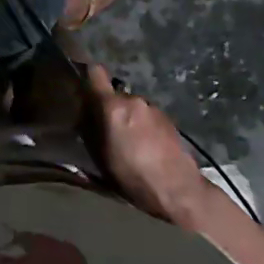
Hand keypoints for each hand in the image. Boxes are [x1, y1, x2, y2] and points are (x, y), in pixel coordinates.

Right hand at [82, 64, 212, 223]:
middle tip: (109, 131)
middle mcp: (133, 100)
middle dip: (111, 109)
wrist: (179, 190)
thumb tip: (84, 117)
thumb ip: (91, 132)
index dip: (89, 74)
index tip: (83, 81)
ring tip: (132, 143)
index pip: (96, 73)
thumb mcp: (103, 159)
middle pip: (115, 96)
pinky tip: (148, 148)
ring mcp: (153, 108)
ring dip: (130, 119)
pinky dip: (144, 126)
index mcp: (113, 106)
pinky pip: (148, 116)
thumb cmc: (134, 177)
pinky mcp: (168, 119)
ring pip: (133, 107)